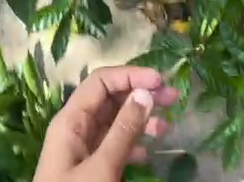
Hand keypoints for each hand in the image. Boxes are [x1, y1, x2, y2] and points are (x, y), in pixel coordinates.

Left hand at [33, 65, 179, 181]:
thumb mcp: (102, 168)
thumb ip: (124, 130)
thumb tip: (145, 92)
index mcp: (70, 120)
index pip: (102, 81)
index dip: (131, 75)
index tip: (160, 82)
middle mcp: (75, 128)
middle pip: (110, 98)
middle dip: (141, 95)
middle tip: (173, 99)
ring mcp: (82, 149)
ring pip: (114, 121)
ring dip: (141, 120)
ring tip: (166, 129)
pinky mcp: (89, 168)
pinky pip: (113, 144)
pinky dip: (133, 142)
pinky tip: (149, 152)